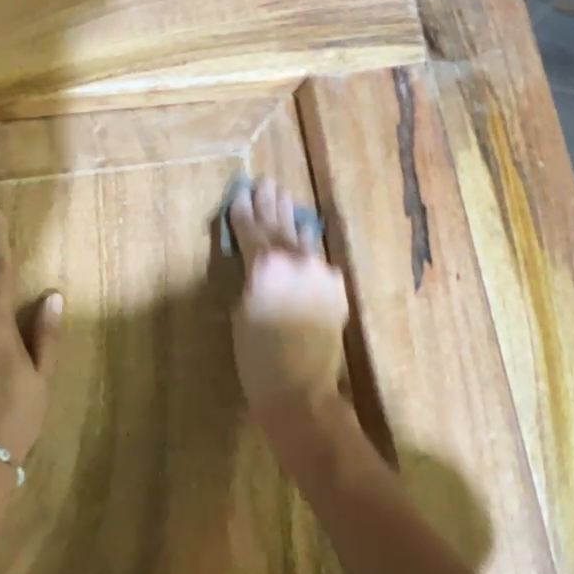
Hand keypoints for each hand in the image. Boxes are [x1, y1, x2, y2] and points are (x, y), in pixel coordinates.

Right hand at [229, 178, 350, 434]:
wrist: (301, 390)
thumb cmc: (257, 359)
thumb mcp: (240, 314)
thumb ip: (250, 281)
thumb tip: (257, 267)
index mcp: (265, 265)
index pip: (250, 231)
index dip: (242, 214)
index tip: (238, 197)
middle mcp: (296, 260)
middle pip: (279, 226)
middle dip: (269, 206)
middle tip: (264, 183)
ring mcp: (321, 273)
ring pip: (302, 238)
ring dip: (290, 218)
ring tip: (283, 197)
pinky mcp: (336, 289)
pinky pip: (318, 260)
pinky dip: (307, 247)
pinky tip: (304, 234)